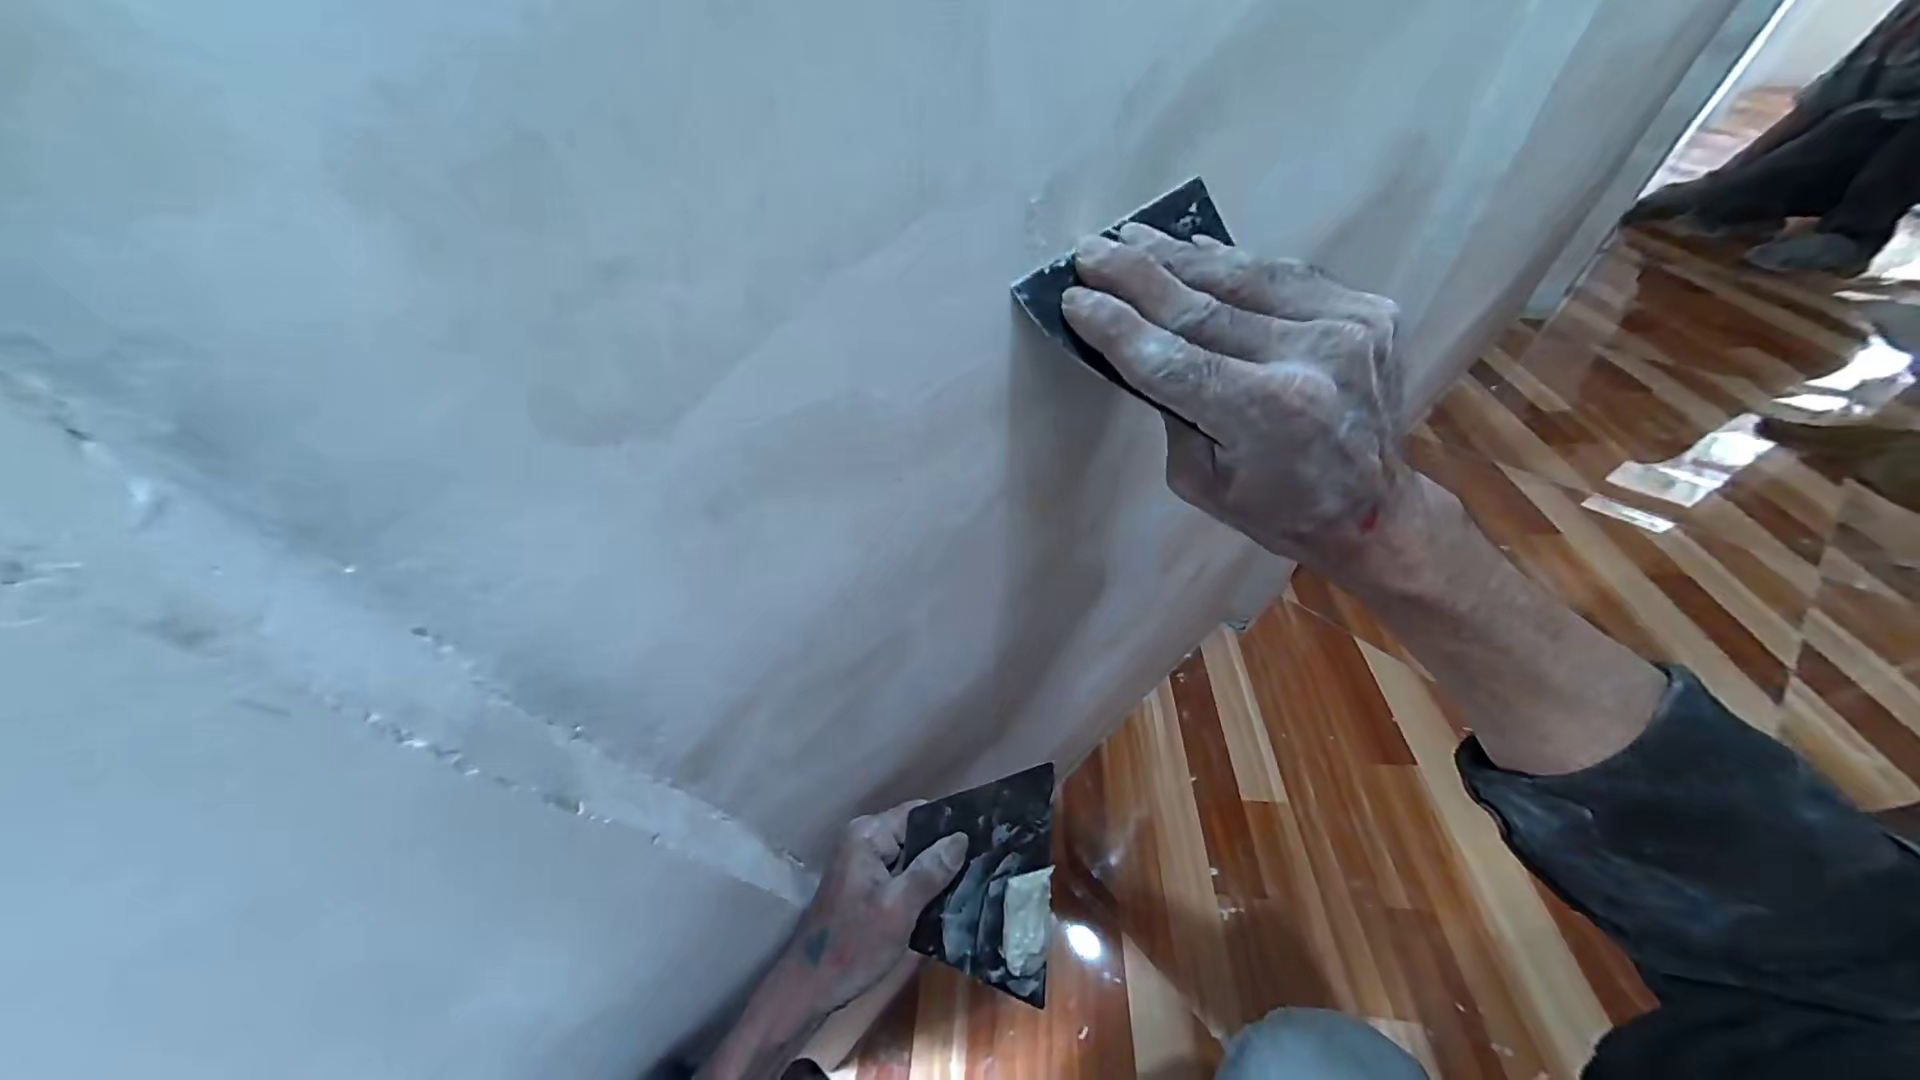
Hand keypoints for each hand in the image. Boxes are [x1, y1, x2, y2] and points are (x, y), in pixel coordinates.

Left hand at [781, 803, 967, 1012]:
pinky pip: (901, 870)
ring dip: (932, 869)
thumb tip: (961, 837)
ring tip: (966, 882)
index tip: (980, 840)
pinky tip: (940, 898)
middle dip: (942, 850)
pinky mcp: (865, 882)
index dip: (947, 825)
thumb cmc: (853, 944)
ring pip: (910, 853)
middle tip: (977, 866)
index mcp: (867, 834)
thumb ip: (930, 870)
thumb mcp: (899, 907)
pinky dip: (918, 883)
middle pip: (915, 832)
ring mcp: (863, 860)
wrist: (810, 987)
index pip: (918, 812)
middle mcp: (863, 838)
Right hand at [1062, 224, 1408, 568]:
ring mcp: (1348, 324)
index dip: (1117, 326)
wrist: (1371, 508)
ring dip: (1177, 256)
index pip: (1170, 357)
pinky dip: (1230, 260)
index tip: (1074, 298)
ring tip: (1131, 237)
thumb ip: (1171, 409)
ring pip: (1242, 276)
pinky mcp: (1366, 308)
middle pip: (1200, 307)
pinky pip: (1283, 273)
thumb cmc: (1274, 509)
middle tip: (1088, 252)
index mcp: (1266, 412)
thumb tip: (1142, 345)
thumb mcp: (1199, 478)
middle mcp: (1311, 356)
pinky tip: (1191, 248)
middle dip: (1134, 277)